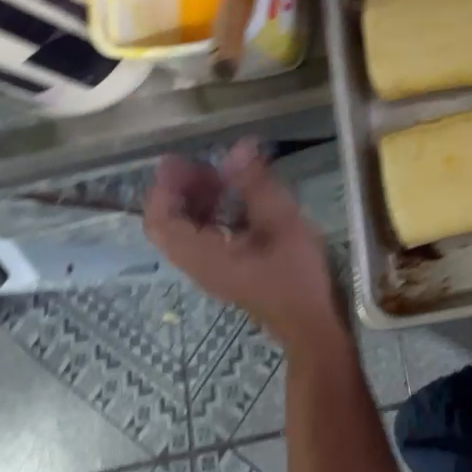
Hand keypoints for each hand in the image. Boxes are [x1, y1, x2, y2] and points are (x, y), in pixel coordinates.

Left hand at [143, 140, 346, 352]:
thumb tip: (237, 148)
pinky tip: (239, 199)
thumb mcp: (281, 222)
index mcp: (202, 255)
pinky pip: (204, 239)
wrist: (310, 323)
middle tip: (204, 162)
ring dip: (197, 200)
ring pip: (186, 231)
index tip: (181, 160)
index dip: (164, 187)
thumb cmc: (297, 275)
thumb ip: (256, 184)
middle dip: (181, 189)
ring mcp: (211, 271)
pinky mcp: (226, 272)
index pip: (161, 220)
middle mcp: (197, 265)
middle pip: (169, 224)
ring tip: (223, 174)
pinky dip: (212, 214)